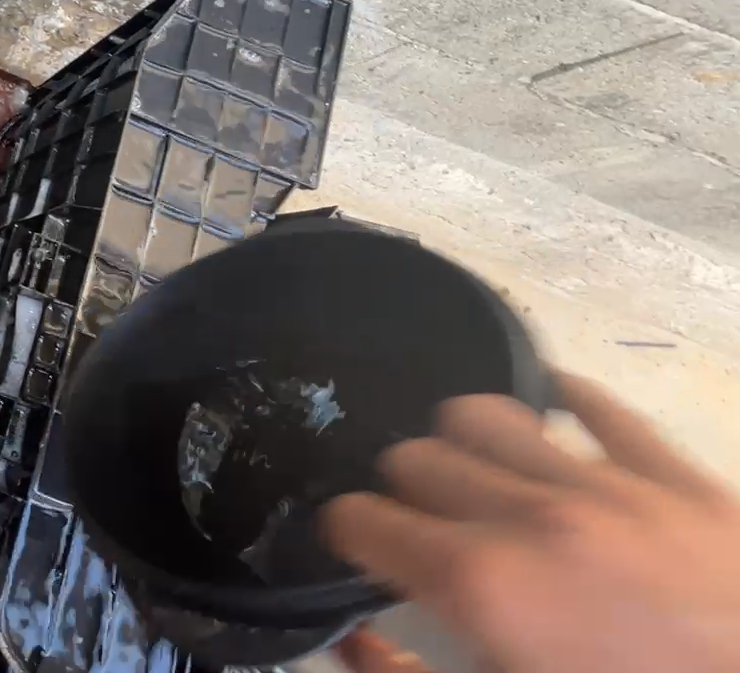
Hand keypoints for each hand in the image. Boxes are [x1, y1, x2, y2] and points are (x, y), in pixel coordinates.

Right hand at [322, 373, 739, 671]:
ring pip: (480, 415)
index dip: (350, 537)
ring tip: (489, 483)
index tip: (371, 559)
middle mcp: (530, 518)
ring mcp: (613, 492)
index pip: (354, 517)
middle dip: (405, 493)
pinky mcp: (691, 486)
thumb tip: (352, 637)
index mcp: (479, 584)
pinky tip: (549, 419)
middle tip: (435, 533)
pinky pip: (603, 407)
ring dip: (469, 449)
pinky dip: (563, 403)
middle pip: (409, 457)